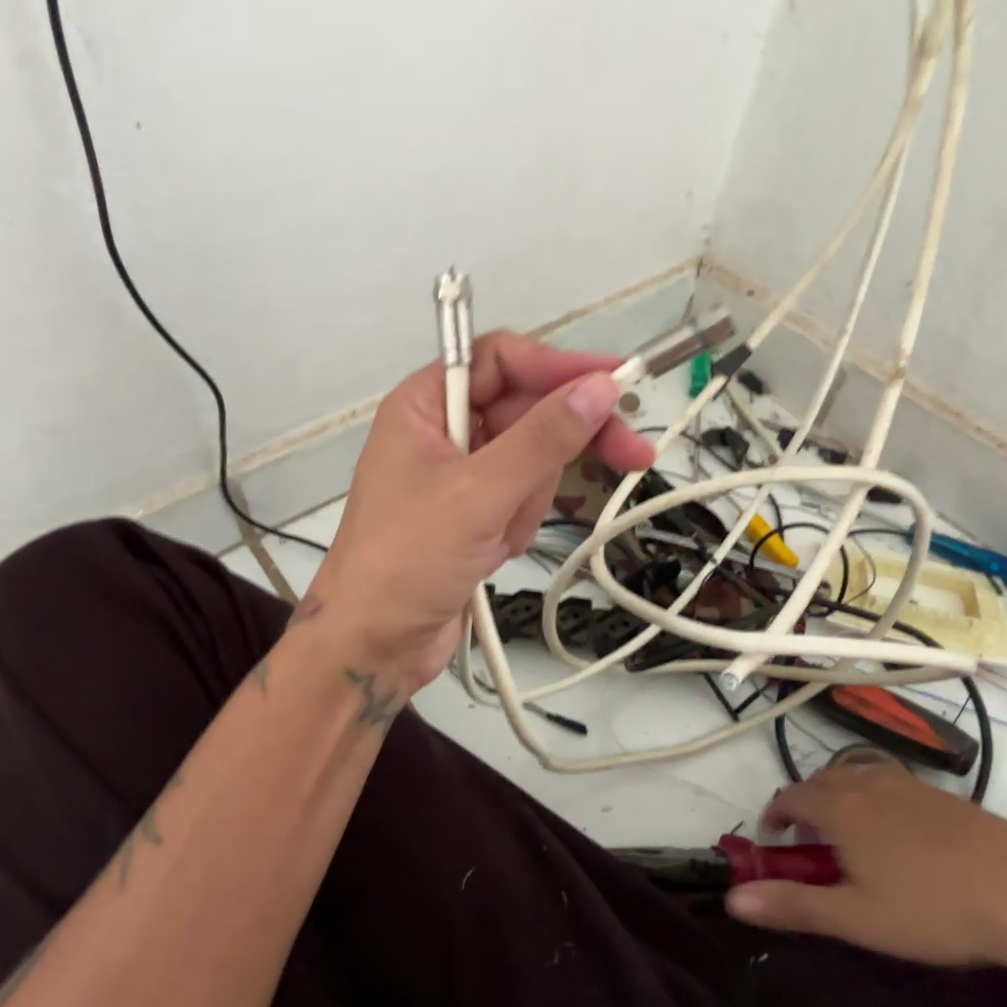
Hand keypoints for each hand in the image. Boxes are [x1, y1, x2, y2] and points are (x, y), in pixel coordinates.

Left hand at [306, 333, 653, 690]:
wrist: (372, 646)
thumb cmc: (407, 561)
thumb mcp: (479, 493)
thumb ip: (543, 438)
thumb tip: (599, 388)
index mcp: (424, 405)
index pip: (501, 360)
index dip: (558, 366)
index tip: (615, 382)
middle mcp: (440, 431)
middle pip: (525, 409)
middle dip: (562, 443)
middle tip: (634, 455)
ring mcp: (456, 475)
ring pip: (529, 459)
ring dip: (528, 499)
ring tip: (497, 536)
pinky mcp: (471, 515)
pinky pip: (518, 498)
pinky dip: (517, 523)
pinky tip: (493, 553)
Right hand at [726, 760, 1006, 970]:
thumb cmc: (934, 908)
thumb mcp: (857, 918)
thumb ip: (793, 906)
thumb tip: (731, 899)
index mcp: (840, 807)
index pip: (790, 795)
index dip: (774, 815)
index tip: (774, 841)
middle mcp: (870, 784)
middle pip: (822, 779)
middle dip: (806, 803)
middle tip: (810, 843)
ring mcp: (912, 786)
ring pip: (859, 775)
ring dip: (842, 796)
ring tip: (852, 834)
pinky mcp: (948, 797)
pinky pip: (894, 783)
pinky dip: (878, 798)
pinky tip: (902, 837)